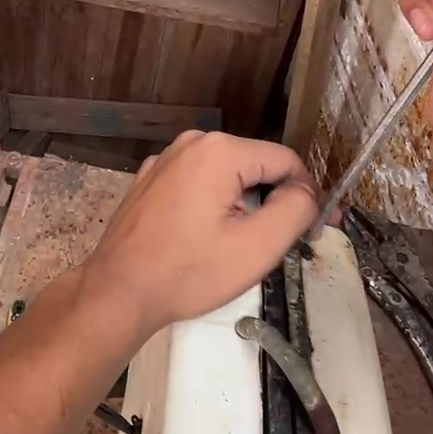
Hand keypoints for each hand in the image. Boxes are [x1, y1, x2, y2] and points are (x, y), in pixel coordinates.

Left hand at [77, 131, 315, 336]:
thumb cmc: (188, 272)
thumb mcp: (256, 247)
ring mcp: (166, 159)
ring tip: (241, 247)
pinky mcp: (151, 179)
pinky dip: (213, 204)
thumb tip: (308, 192)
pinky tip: (206, 240)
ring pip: (227, 175)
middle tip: (279, 246)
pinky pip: (198, 183)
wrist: (119, 291)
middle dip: (274, 200)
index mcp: (219, 150)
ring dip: (244, 204)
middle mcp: (191, 142)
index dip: (307, 195)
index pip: (285, 161)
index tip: (314, 232)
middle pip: (255, 165)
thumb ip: (295, 210)